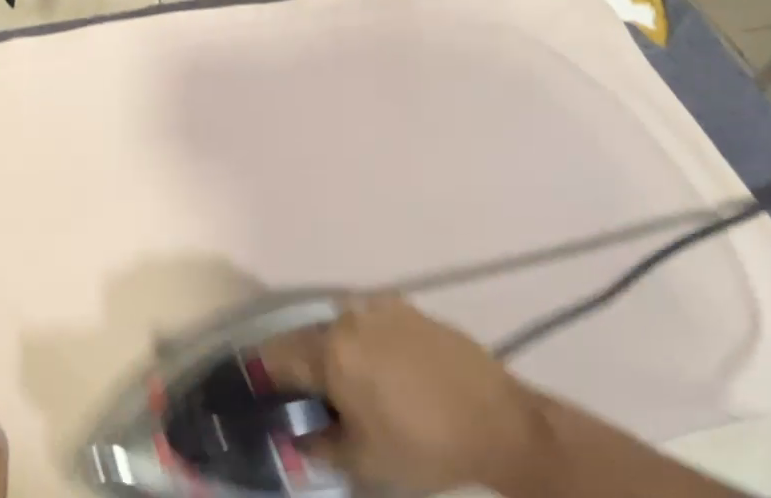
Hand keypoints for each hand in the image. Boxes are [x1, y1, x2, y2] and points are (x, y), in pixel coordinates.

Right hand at [258, 294, 547, 493]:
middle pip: (306, 338)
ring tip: (349, 380)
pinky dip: (367, 340)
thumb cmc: (426, 446)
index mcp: (328, 351)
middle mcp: (347, 318)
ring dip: (335, 349)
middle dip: (301, 364)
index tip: (264, 393)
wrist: (506, 428)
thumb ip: (319, 446)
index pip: (275, 356)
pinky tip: (385, 369)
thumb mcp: (365, 461)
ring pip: (339, 327)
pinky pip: (372, 322)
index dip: (264, 376)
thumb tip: (296, 437)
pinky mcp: (411, 309)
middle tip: (309, 394)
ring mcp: (381, 309)